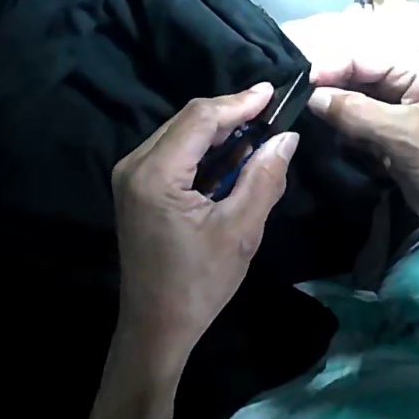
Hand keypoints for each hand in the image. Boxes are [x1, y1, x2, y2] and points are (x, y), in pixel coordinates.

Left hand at [111, 84, 298, 374]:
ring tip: (258, 129)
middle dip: (230, 113)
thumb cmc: (198, 284)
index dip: (238, 101)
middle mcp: (134, 164)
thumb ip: (264, 178)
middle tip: (271, 111)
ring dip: (218, 131)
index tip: (273, 92)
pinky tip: (232, 153)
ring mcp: (130, 174)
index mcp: (155, 173)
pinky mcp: (135, 186)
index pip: (199, 118)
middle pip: (187, 120)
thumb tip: (287, 137)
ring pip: (179, 133)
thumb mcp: (240, 231)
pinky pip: (173, 153)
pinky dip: (203, 150)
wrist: (155, 326)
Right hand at [308, 55, 418, 251]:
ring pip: (347, 100)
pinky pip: (350, 124)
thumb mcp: (408, 135)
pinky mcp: (383, 136)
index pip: (361, 58)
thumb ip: (357, 113)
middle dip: (323, 87)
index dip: (327, 68)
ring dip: (326, 108)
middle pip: (351, 76)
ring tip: (294, 114)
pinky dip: (335, 128)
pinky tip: (315, 132)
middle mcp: (402, 83)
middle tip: (288, 99)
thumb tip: (311, 96)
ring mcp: (392, 110)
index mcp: (417, 68)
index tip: (296, 83)